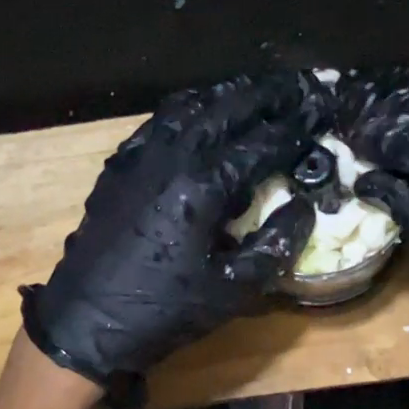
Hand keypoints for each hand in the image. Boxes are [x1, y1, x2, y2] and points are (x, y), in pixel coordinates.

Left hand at [22, 71, 329, 390]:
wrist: (87, 321)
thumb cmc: (164, 311)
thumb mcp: (232, 290)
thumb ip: (275, 244)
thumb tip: (302, 207)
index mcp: (203, 185)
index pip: (262, 143)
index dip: (296, 128)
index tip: (321, 112)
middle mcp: (172, 156)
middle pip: (227, 108)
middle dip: (267, 95)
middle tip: (297, 87)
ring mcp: (140, 155)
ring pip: (190, 106)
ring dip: (228, 95)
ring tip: (256, 92)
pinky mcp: (120, 164)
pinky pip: (160, 120)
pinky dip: (190, 108)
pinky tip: (202, 113)